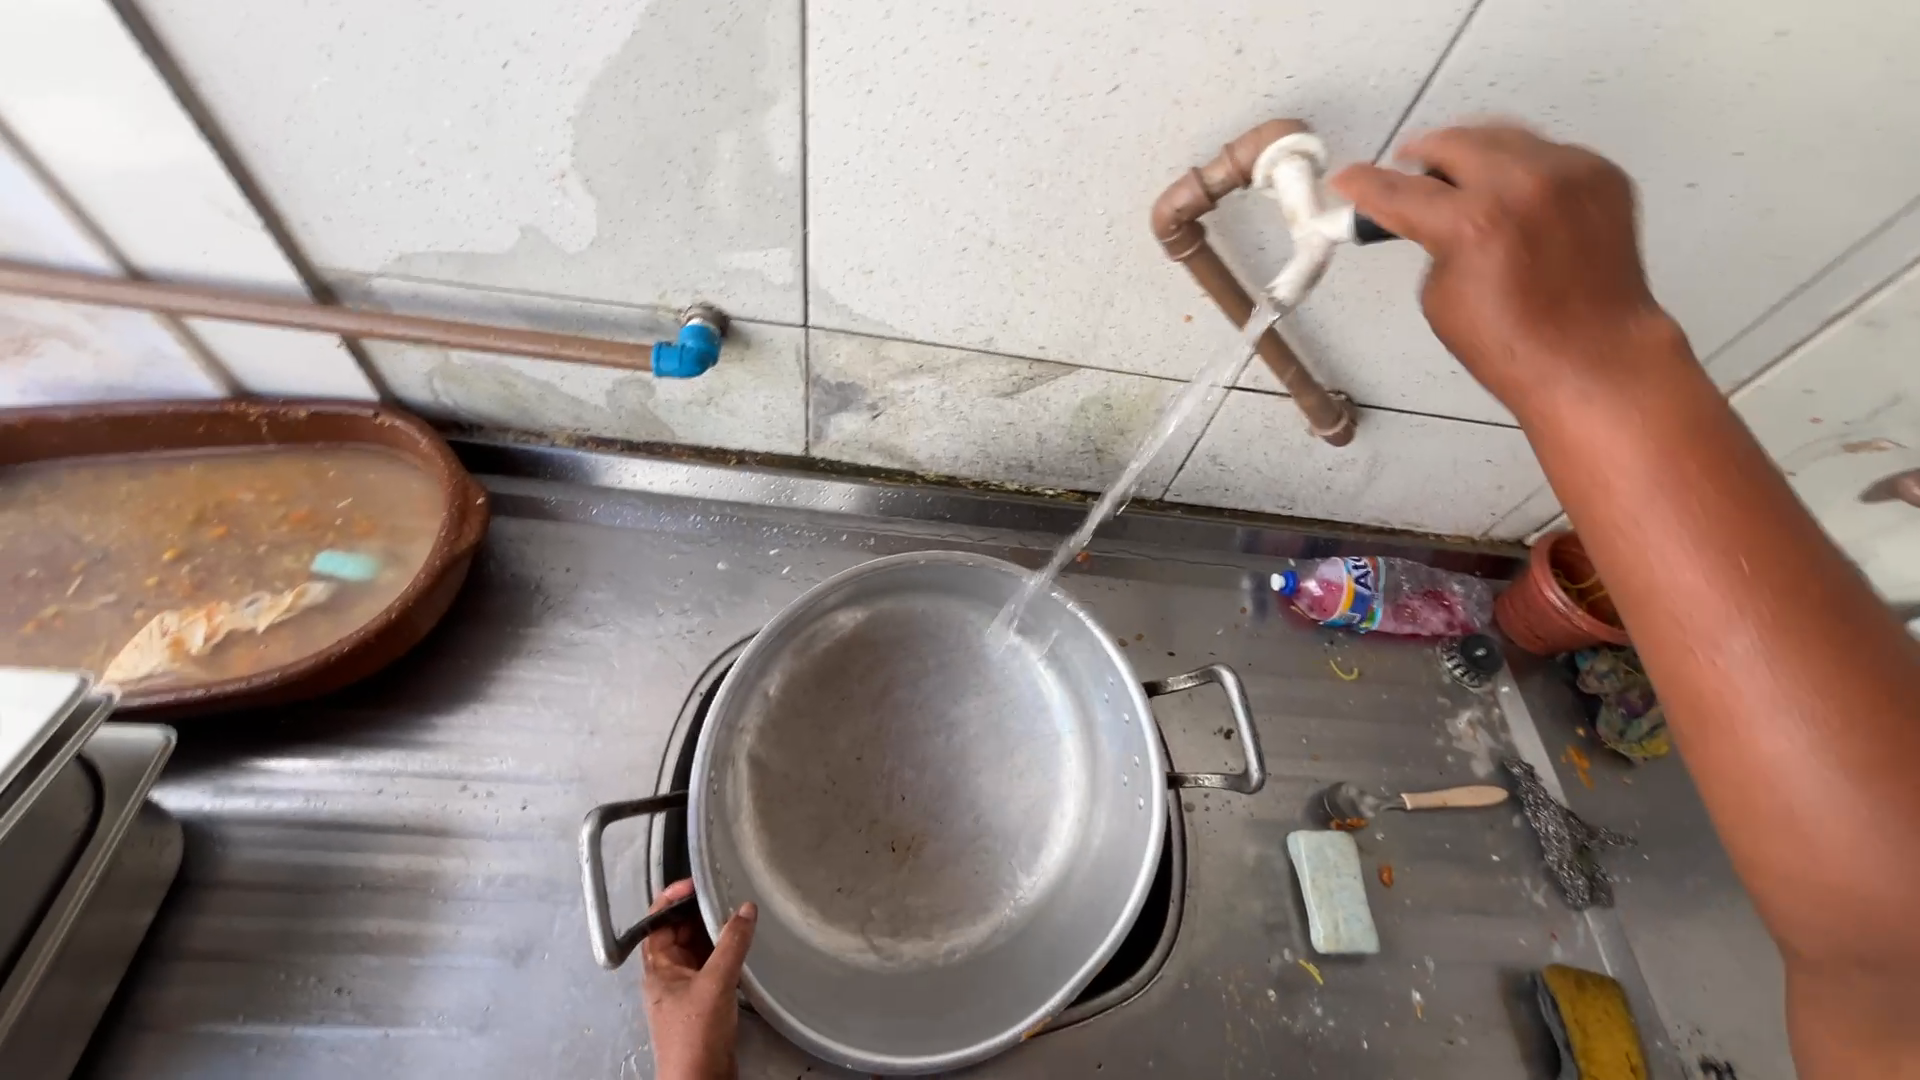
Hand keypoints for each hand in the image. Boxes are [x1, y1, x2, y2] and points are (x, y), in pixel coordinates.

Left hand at [640, 880, 756, 1079]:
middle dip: (699, 910)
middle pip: (680, 931)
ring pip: (698, 947)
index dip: (671, 899)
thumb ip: (731, 942)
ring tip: (739, 908)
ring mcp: (686, 988)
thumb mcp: (715, 983)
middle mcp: (669, 974)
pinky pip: (713, 964)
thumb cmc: (695, 1033)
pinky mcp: (704, 1001)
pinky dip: (725, 949)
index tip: (695, 881)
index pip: (656, 922)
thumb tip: (747, 907)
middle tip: (726, 889)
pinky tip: (743, 941)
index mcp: (658, 968)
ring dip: (715, 929)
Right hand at [1330, 122, 1684, 416]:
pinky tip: (1506, 196)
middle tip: (1406, 168)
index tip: (1346, 177)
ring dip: (1469, 153)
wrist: (1588, 353)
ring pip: (1503, 136)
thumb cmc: (1509, 342)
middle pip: (1455, 142)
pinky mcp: (1599, 174)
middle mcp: (1524, 185)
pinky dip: (1516, 168)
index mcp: (1472, 223)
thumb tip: (1435, 217)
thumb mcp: (1439, 295)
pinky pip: (1545, 153)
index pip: (1398, 190)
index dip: (1363, 184)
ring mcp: (1569, 173)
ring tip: (1455, 176)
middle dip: (1422, 154)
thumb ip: (1433, 242)